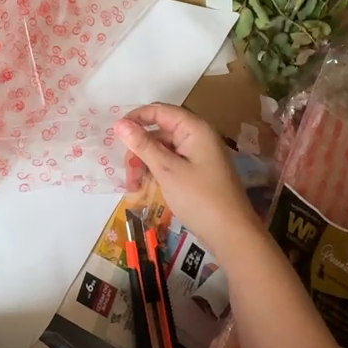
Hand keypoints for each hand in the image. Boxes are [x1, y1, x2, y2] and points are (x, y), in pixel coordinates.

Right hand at [115, 104, 267, 266]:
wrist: (233, 236)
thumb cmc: (200, 198)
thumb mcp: (167, 170)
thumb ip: (143, 145)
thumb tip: (119, 123)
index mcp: (194, 129)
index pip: (159, 111)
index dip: (136, 119)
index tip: (115, 136)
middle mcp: (197, 137)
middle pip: (159, 131)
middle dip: (139, 149)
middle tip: (128, 173)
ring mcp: (198, 156)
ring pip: (162, 149)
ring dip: (145, 163)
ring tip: (135, 186)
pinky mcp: (197, 172)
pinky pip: (171, 163)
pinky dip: (157, 172)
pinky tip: (146, 188)